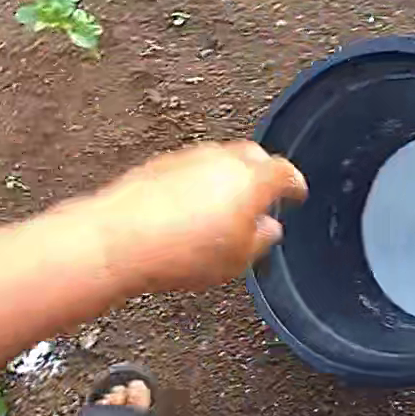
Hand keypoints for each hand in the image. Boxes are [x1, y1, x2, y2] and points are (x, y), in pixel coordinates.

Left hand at [87, 141, 306, 292]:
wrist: (118, 241)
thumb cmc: (181, 252)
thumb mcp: (239, 259)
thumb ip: (262, 239)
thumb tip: (268, 228)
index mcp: (251, 181)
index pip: (285, 172)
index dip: (294, 183)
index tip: (296, 191)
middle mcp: (222, 160)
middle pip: (254, 156)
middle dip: (264, 172)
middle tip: (265, 194)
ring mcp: (189, 158)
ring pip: (221, 160)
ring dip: (230, 176)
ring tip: (226, 206)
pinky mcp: (161, 164)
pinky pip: (192, 167)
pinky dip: (201, 181)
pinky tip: (193, 208)